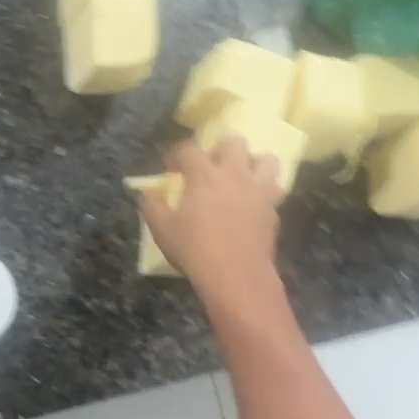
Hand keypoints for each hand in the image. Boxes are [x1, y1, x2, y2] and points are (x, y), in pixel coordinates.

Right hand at [140, 136, 284, 305]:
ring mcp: (259, 191)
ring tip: (240, 178)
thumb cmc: (194, 249)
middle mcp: (235, 175)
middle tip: (210, 167)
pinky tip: (251, 205)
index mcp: (204, 176)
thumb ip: (152, 207)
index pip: (190, 149)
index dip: (177, 153)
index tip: (170, 166)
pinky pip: (273, 190)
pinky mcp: (273, 210)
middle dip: (220, 150)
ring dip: (252, 164)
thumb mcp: (162, 230)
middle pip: (234, 143)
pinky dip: (262, 192)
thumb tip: (145, 195)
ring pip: (266, 160)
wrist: (236, 275)